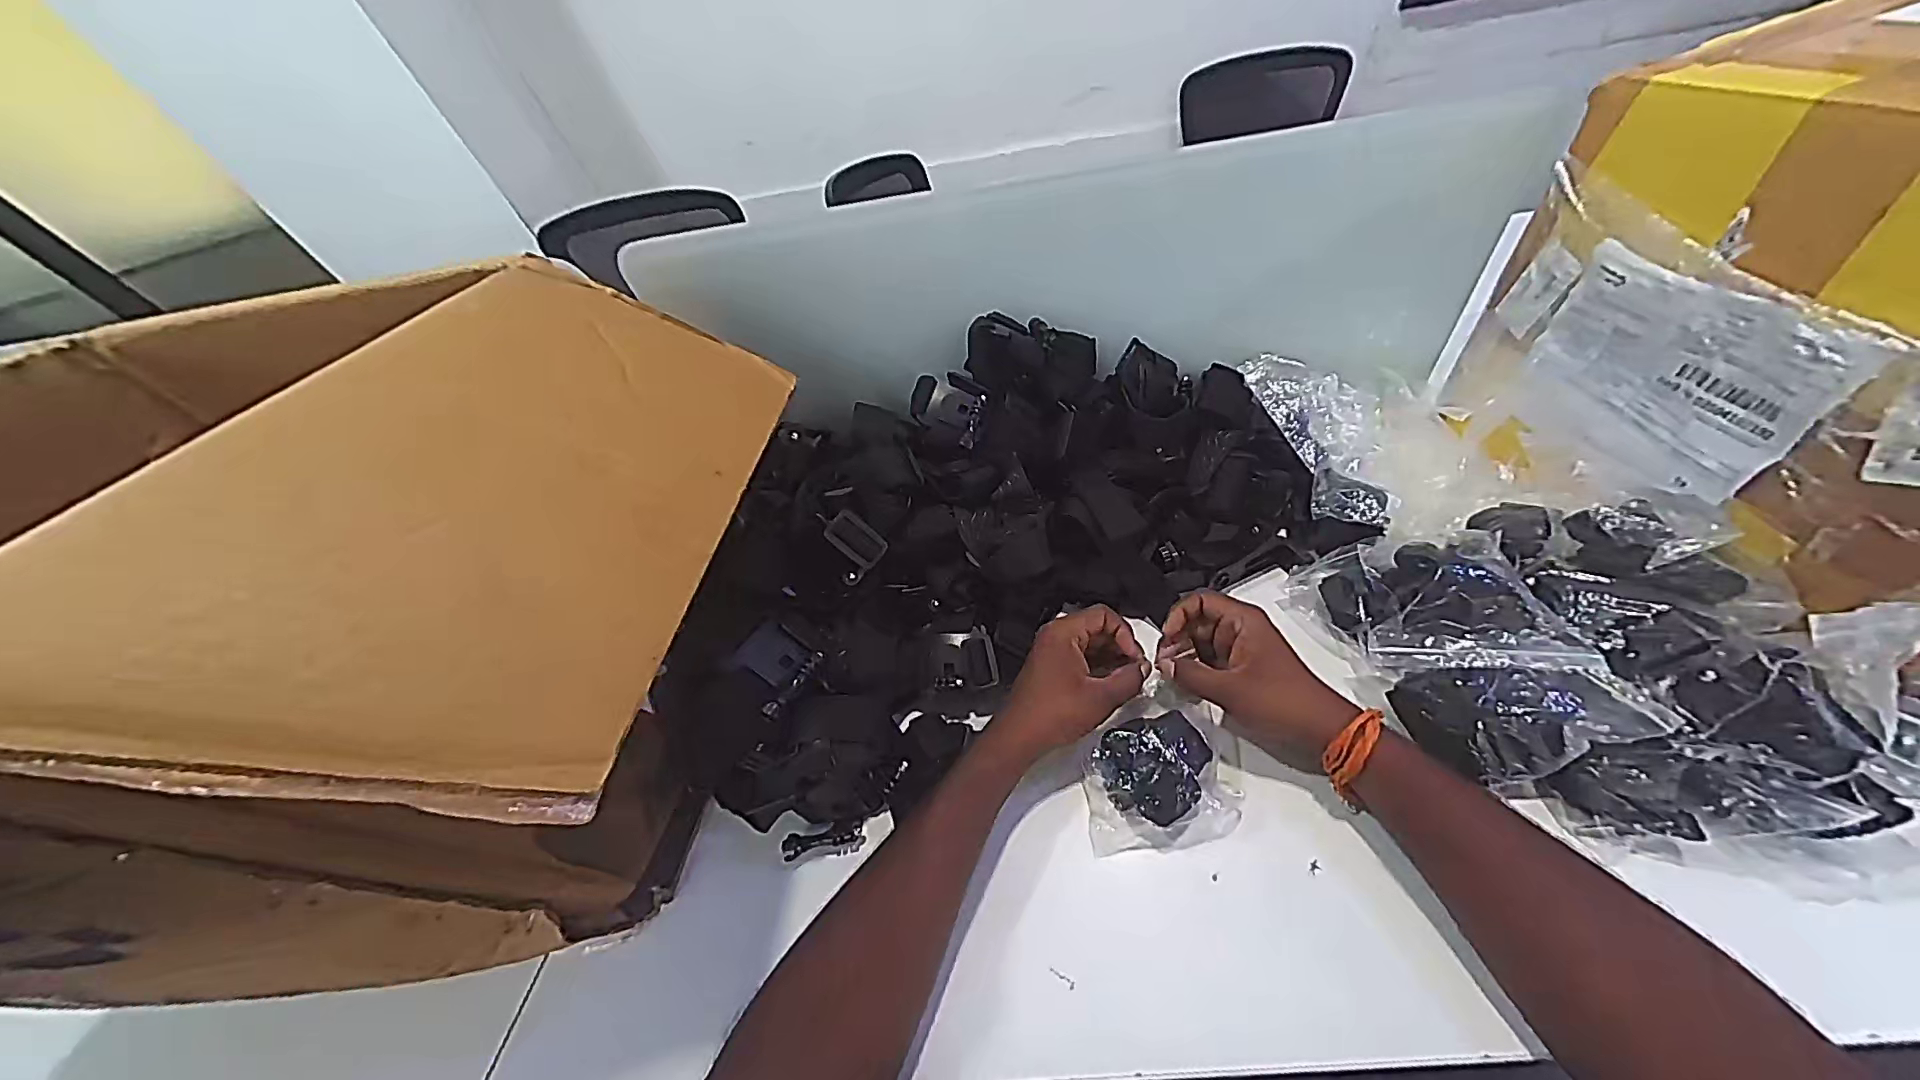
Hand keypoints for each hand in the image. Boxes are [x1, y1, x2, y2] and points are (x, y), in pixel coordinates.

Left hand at [985, 605, 1147, 763]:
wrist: (1020, 735)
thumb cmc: (1047, 715)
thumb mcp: (1101, 697)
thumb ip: (1129, 679)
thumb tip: (1141, 670)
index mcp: (1063, 633)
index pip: (1104, 615)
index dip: (1126, 634)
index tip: (1135, 656)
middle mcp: (1054, 637)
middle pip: (1097, 628)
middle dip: (1120, 647)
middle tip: (1135, 668)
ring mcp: (1051, 652)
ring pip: (1090, 644)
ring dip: (1110, 659)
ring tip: (1124, 679)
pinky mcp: (1051, 667)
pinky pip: (1080, 657)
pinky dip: (1097, 668)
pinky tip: (1108, 686)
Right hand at [1157, 591, 1356, 770]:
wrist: (1321, 731)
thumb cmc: (1287, 703)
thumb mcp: (1230, 689)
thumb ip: (1191, 675)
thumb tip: (1165, 665)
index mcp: (1244, 622)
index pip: (1200, 601)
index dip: (1178, 616)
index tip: (1167, 638)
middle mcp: (1241, 631)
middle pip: (1197, 622)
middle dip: (1177, 640)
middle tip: (1165, 662)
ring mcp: (1241, 652)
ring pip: (1200, 644)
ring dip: (1184, 658)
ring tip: (1173, 677)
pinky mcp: (1241, 672)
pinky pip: (1209, 664)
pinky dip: (1196, 672)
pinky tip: (1186, 686)